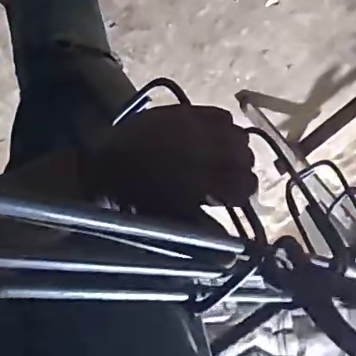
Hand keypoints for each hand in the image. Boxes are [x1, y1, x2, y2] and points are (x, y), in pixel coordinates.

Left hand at [82, 105, 257, 219]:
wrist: (108, 160)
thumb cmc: (136, 195)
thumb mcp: (169, 217)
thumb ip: (202, 226)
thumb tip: (230, 244)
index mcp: (204, 183)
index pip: (247, 184)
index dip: (244, 190)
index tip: (233, 193)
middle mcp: (208, 154)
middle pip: (247, 157)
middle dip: (241, 166)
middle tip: (226, 172)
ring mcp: (200, 129)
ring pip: (240, 135)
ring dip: (234, 145)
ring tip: (220, 151)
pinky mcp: (191, 111)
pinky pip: (223, 115)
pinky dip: (223, 125)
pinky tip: (211, 134)